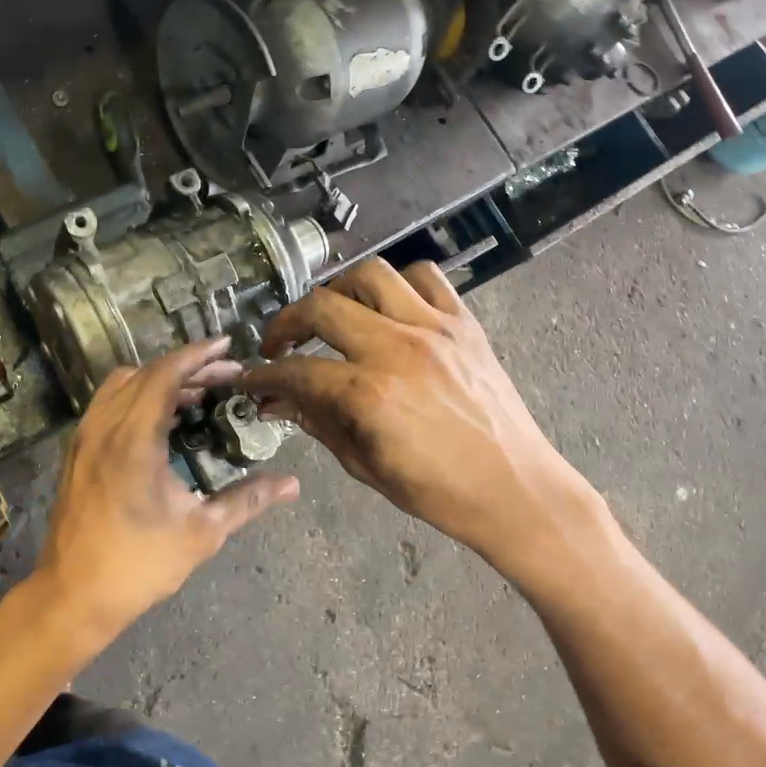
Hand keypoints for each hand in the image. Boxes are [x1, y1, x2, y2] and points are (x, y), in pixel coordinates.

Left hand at [34, 336, 299, 639]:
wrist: (74, 595)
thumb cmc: (139, 565)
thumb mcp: (201, 533)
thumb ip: (247, 501)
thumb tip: (291, 484)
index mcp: (133, 439)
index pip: (165, 375)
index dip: (198, 355)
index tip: (228, 347)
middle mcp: (103, 428)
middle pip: (144, 374)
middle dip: (186, 367)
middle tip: (224, 377)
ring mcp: (83, 439)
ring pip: (120, 386)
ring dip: (157, 380)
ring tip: (196, 396)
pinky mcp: (76, 453)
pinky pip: (107, 405)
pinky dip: (135, 398)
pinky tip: (161, 422)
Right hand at [242, 259, 598, 569]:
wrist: (515, 489)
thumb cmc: (437, 491)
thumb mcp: (363, 464)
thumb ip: (316, 423)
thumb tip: (274, 402)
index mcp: (370, 394)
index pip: (298, 370)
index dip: (264, 375)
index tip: (250, 379)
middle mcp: (398, 348)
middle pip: (322, 307)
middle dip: (286, 323)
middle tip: (278, 344)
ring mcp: (435, 329)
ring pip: (370, 275)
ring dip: (338, 291)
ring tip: (331, 316)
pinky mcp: (464, 323)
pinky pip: (425, 277)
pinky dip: (397, 284)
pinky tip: (387, 308)